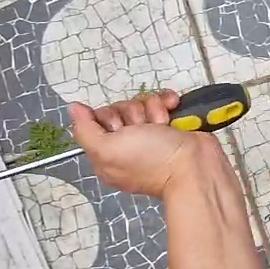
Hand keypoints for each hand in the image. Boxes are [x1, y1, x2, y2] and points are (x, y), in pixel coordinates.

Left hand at [68, 90, 217, 198]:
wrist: (195, 166)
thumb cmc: (151, 161)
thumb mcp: (107, 150)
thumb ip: (85, 130)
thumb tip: (73, 108)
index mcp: (107, 154)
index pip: (98, 119)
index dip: (108, 118)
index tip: (119, 130)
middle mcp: (126, 143)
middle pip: (120, 108)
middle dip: (133, 114)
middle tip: (143, 131)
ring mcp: (150, 134)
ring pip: (141, 104)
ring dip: (153, 110)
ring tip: (162, 126)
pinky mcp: (169, 125)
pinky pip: (161, 102)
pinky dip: (167, 102)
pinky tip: (173, 108)